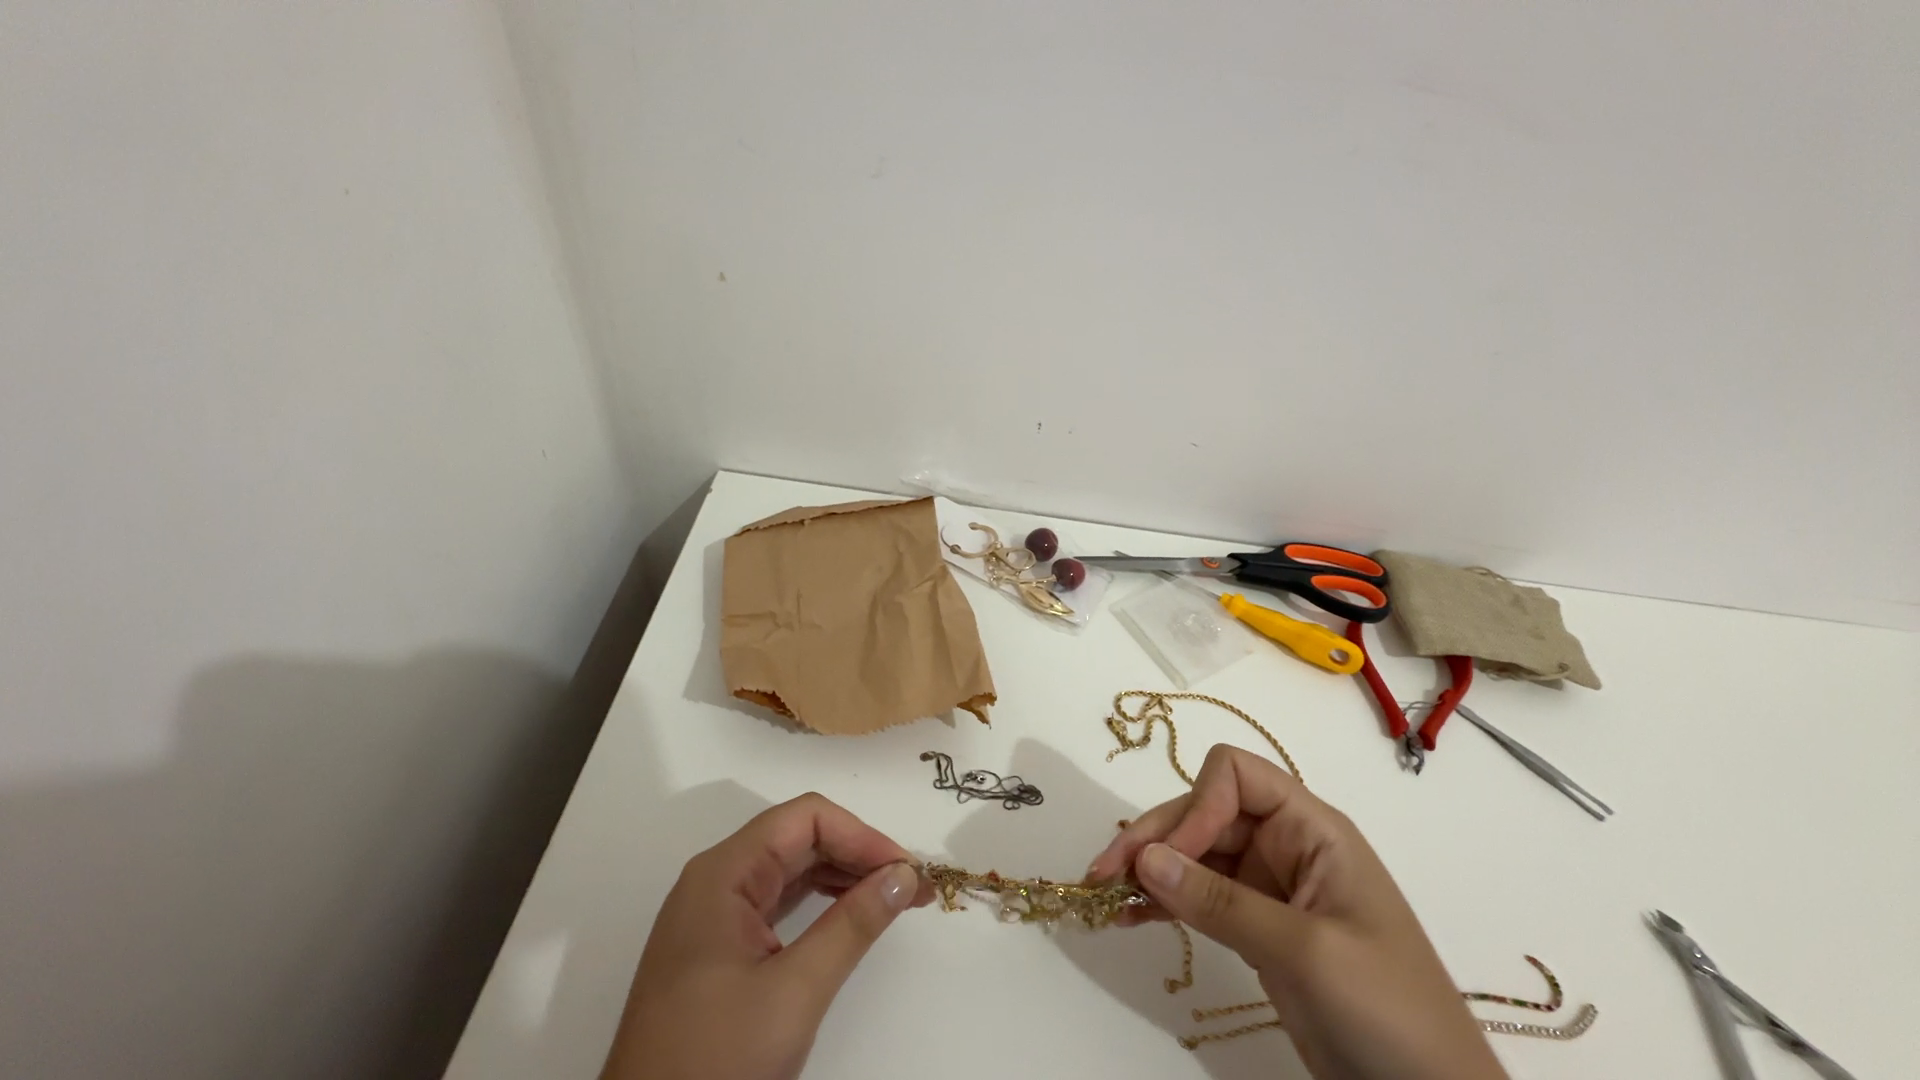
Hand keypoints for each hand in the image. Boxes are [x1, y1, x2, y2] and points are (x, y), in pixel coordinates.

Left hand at [601, 793, 930, 1079]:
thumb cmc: (715, 1057)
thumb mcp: (794, 991)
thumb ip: (853, 925)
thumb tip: (905, 874)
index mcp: (723, 873)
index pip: (804, 819)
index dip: (861, 835)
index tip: (907, 871)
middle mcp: (717, 881)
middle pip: (798, 839)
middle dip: (859, 854)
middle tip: (914, 887)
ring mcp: (715, 915)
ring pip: (791, 871)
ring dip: (845, 878)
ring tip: (896, 899)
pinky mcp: (720, 948)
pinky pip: (780, 903)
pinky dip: (822, 904)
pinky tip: (853, 918)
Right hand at [1086, 745, 1507, 1079]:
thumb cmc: (1387, 1008)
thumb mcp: (1305, 951)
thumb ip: (1221, 902)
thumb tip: (1144, 859)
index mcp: (1312, 830)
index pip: (1236, 777)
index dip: (1196, 805)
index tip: (1165, 858)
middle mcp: (1287, 846)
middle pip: (1205, 812)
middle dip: (1155, 836)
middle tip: (1102, 875)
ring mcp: (1270, 888)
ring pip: (1195, 854)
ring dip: (1150, 868)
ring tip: (1105, 895)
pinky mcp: (1257, 927)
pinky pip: (1199, 896)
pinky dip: (1163, 900)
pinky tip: (1128, 915)